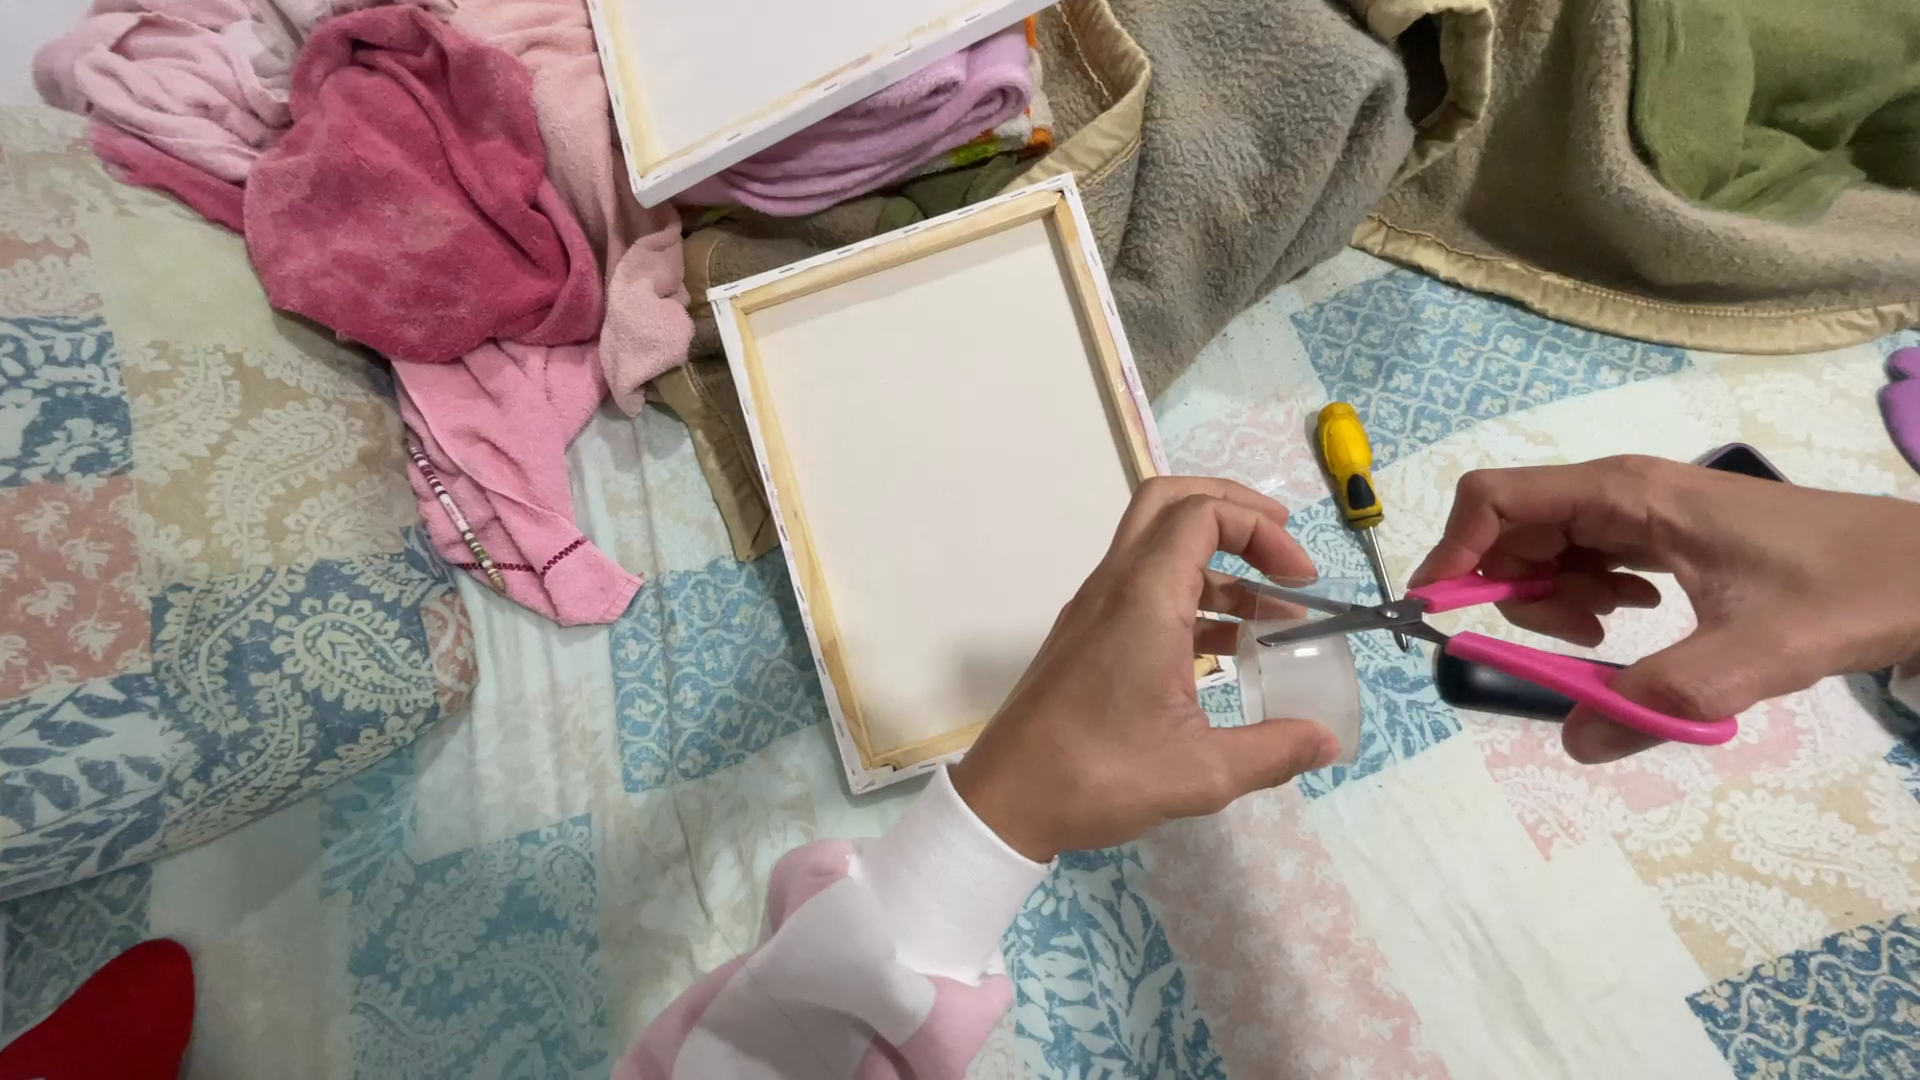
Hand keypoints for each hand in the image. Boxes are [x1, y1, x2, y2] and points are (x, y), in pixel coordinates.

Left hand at [949, 477, 1342, 861]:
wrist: (1008, 796)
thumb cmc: (1099, 774)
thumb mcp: (1200, 771)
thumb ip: (1272, 750)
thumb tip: (1327, 741)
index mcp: (1142, 597)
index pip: (1201, 513)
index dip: (1260, 529)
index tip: (1301, 578)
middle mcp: (1114, 586)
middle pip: (1169, 504)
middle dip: (1233, 513)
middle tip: (1284, 552)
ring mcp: (1095, 608)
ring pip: (1158, 549)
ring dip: (1218, 567)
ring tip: (1276, 618)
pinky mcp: (1089, 635)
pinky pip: (1145, 592)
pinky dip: (1192, 601)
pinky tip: (1231, 651)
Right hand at [1410, 456, 1919, 763]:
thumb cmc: (1858, 587)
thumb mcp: (1762, 649)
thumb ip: (1664, 696)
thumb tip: (1574, 744)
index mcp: (1623, 493)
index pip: (1492, 500)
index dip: (1453, 548)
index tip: (1443, 607)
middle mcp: (1612, 491)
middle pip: (1507, 531)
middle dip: (1514, 589)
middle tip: (1571, 636)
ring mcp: (1627, 510)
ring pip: (1535, 549)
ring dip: (1550, 599)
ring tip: (1611, 630)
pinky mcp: (1644, 531)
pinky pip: (1572, 559)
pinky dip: (1579, 594)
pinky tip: (1631, 614)